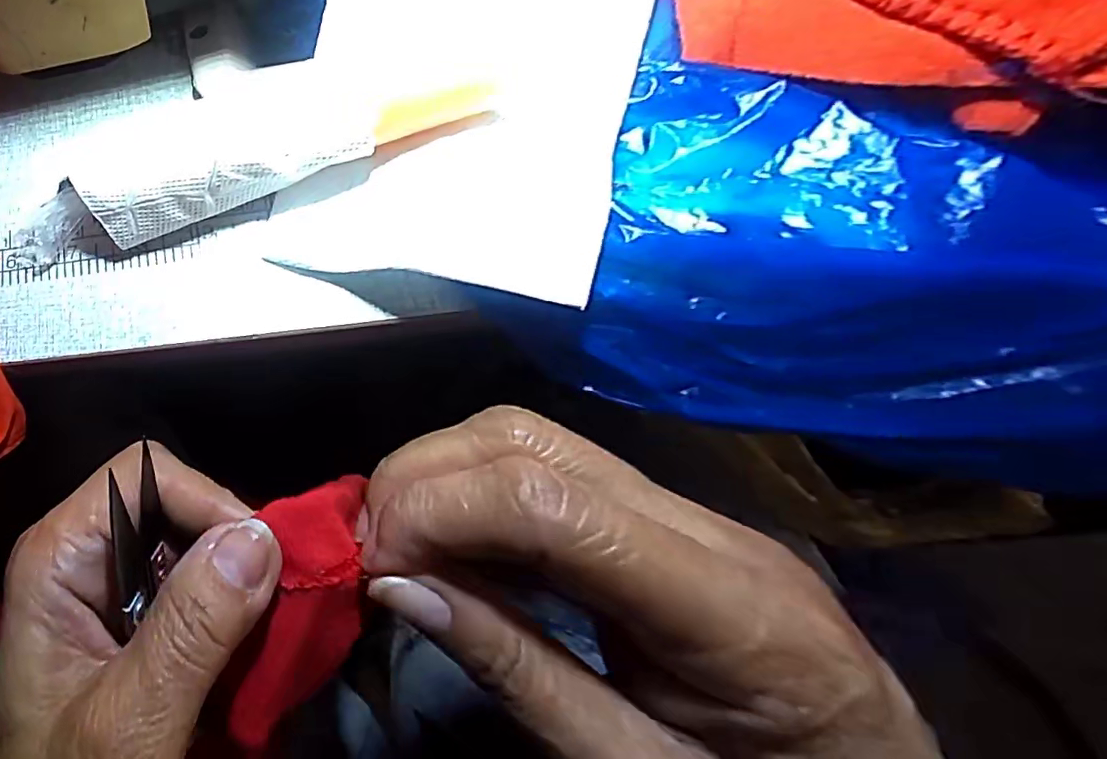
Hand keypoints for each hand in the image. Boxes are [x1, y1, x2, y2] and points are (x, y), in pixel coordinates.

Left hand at [0, 442, 281, 758]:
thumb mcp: (128, 722)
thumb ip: (191, 630)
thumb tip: (260, 537)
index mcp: (58, 553)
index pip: (141, 473)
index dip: (205, 497)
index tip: (261, 554)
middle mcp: (81, 551)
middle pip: (168, 500)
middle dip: (225, 538)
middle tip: (273, 592)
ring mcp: (105, 583)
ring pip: (186, 540)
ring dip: (232, 576)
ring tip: (266, 619)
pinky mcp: (130, 617)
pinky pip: (189, 582)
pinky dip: (225, 605)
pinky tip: (244, 641)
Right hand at [362, 407, 938, 758]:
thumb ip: (515, 672)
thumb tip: (396, 587)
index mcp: (735, 609)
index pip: (551, 501)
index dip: (440, 508)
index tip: (374, 563)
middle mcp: (708, 528)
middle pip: (529, 441)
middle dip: (424, 476)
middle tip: (371, 545)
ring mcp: (684, 510)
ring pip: (526, 435)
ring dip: (440, 471)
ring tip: (397, 537)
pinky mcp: (655, 514)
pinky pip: (541, 467)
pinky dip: (471, 488)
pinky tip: (445, 535)